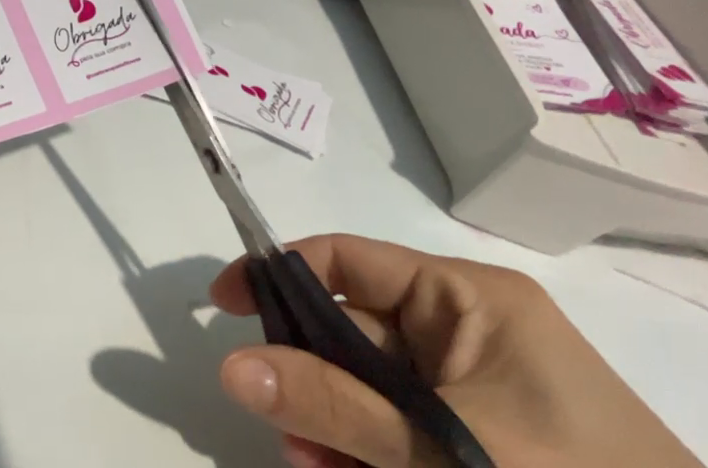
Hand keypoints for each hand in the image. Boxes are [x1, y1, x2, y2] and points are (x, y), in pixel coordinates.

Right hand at [208, 235, 703, 467]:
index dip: (275, 275)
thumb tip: (226, 365)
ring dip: (330, 427)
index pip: (343, 259)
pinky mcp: (485, 434)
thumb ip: (335, 406)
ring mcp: (477, 384)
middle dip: (306, 381)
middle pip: (348, 330)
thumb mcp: (444, 450)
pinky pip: (398, 426)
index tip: (222, 311)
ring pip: (366, 386)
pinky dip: (366, 451)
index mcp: (466, 298)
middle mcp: (466, 328)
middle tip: (286, 439)